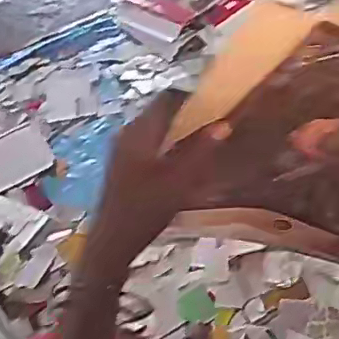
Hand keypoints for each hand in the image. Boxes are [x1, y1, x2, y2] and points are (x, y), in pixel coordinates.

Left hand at [80, 90, 232, 276]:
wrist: (113, 242)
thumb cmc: (146, 208)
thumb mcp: (180, 180)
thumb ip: (201, 150)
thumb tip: (224, 124)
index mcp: (139, 132)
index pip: (166, 99)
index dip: (191, 96)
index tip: (216, 101)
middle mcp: (127, 134)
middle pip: (160, 112)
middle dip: (187, 113)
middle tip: (214, 120)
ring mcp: (122, 150)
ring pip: (155, 128)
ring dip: (179, 129)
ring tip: (204, 138)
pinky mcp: (124, 165)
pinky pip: (150, 142)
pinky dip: (169, 143)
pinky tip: (184, 158)